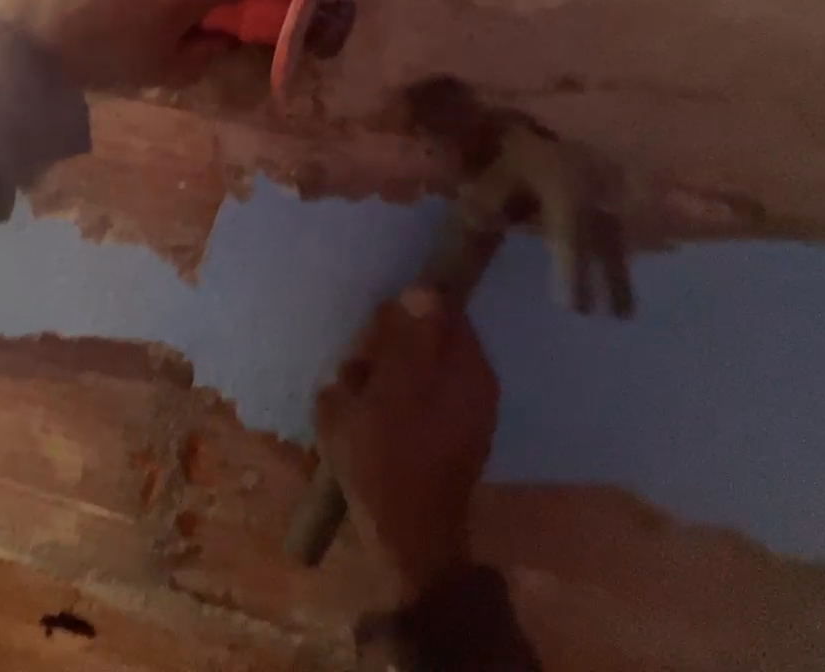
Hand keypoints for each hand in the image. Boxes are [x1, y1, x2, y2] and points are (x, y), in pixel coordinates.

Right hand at [317, 286, 499, 598]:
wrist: (405, 536)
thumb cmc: (386, 458)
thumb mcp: (384, 390)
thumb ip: (404, 338)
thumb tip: (423, 288)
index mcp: (465, 368)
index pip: (438, 307)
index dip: (398, 314)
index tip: (370, 339)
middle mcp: (471, 383)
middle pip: (421, 335)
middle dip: (381, 347)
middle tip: (357, 375)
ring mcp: (459, 410)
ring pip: (408, 365)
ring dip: (374, 375)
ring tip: (353, 401)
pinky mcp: (442, 432)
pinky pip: (408, 394)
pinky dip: (382, 398)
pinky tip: (362, 420)